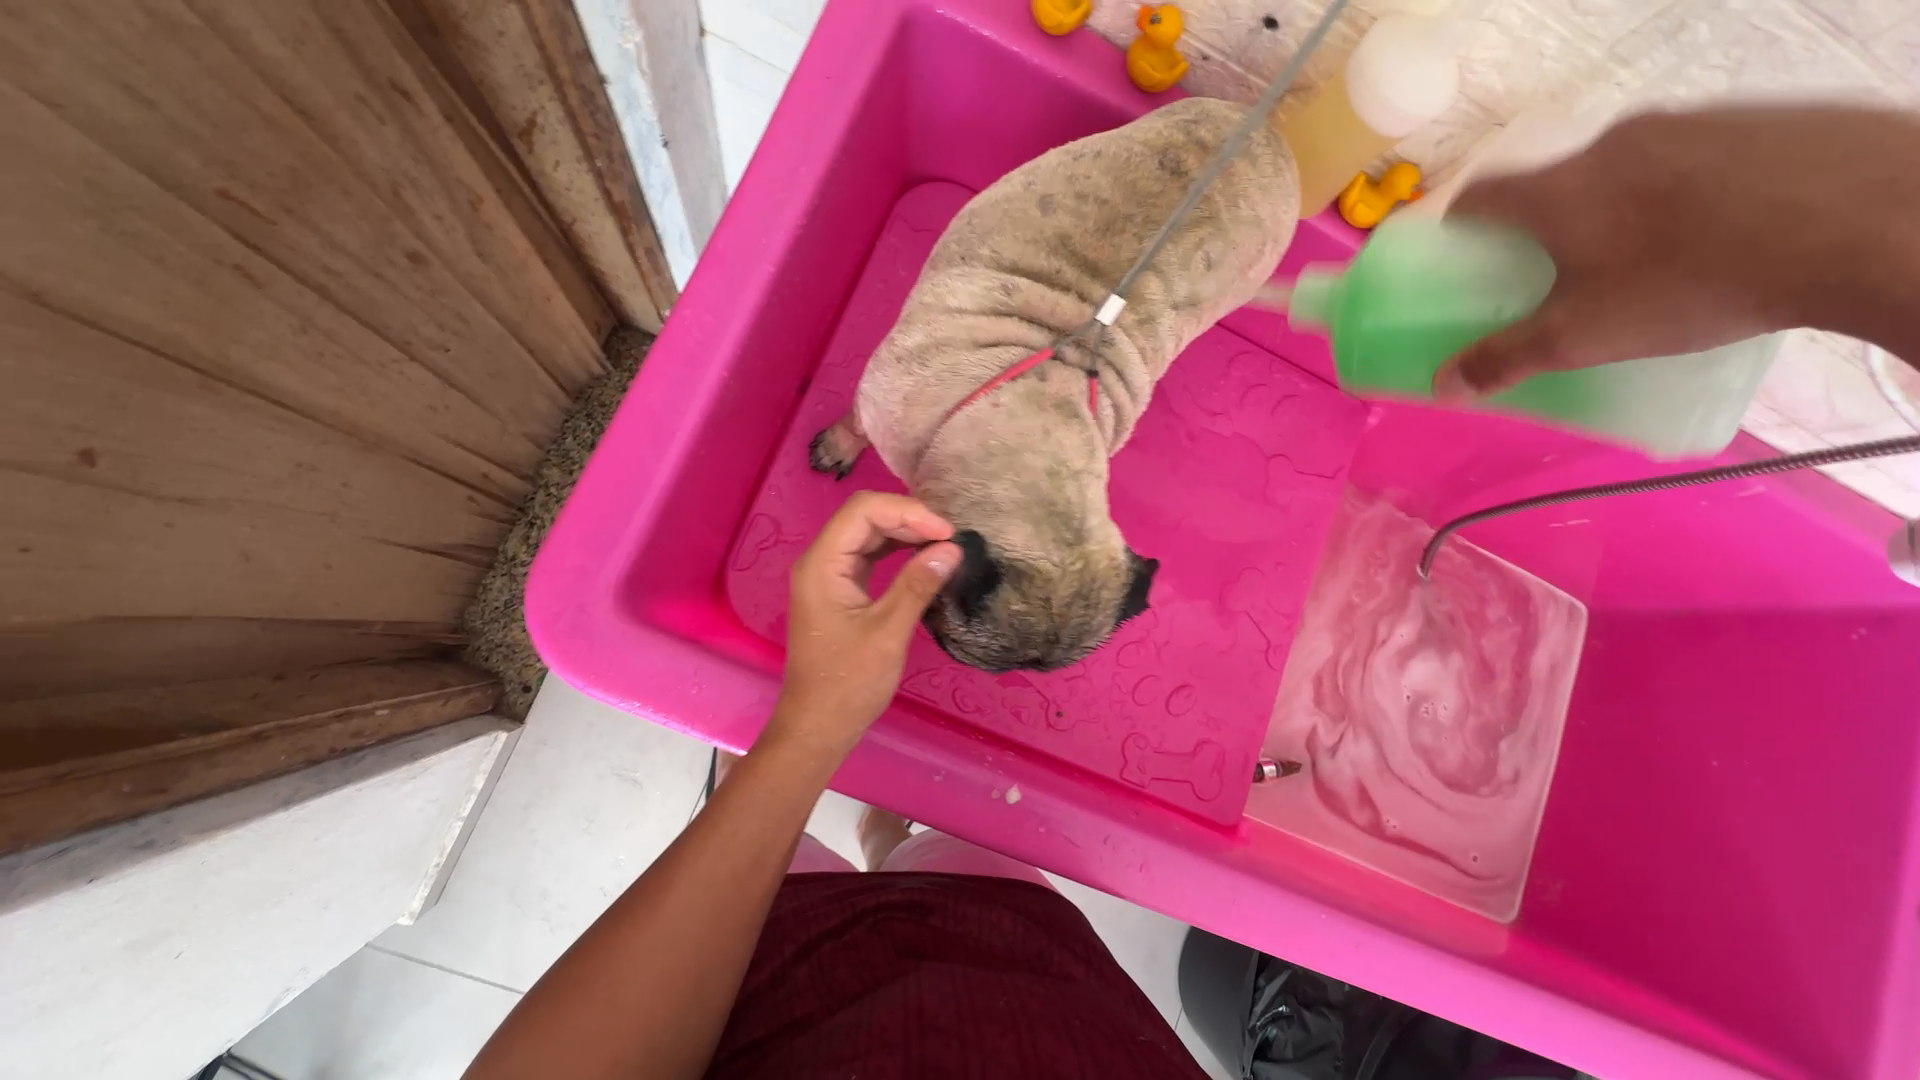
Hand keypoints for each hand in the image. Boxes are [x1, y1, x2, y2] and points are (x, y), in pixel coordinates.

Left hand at [770, 492, 958, 754]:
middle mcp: (821, 561)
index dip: (908, 511)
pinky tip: (925, 558)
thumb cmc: (848, 683)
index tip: (947, 532)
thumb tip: (953, 548)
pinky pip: (870, 557)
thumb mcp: (888, 632)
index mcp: (822, 564)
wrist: (818, 726)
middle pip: (865, 517)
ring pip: (869, 535)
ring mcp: (830, 576)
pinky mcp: (841, 590)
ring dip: (906, 533)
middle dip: (909, 519)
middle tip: (952, 538)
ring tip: (945, 544)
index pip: (864, 511)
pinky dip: (898, 552)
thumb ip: (918, 585)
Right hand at [1434, 105, 1919, 399]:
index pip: (1482, 194)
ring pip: (1632, 166)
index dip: (1462, 224)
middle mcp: (1617, 141)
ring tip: (1652, 255)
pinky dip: (1691, 189)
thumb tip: (1442, 388)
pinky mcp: (1767, 116)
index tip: (1467, 255)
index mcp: (1560, 190)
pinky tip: (1724, 229)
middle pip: (1559, 180)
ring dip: (1623, 204)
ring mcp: (1697, 121)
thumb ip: (1504, 359)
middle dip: (1550, 222)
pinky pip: (1701, 155)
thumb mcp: (1584, 337)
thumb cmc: (1691, 283)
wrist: (1869, 222)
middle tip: (1566, 270)